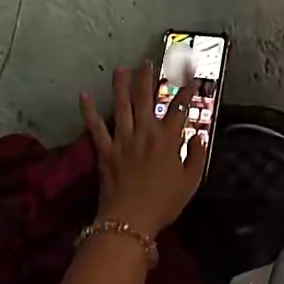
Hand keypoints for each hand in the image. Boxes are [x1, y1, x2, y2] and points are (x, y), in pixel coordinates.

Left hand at [79, 60, 207, 237]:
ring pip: (122, 106)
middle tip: (147, 62)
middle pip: (146, 99)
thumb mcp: (191, 181)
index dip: (186, 92)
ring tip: (121, 69)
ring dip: (121, 86)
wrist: (131, 220)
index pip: (180, 108)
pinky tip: (84, 96)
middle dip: (147, 78)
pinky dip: (90, 111)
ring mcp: (123, 140)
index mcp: (168, 139)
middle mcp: (145, 133)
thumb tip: (199, 136)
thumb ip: (197, 155)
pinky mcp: (105, 151)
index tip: (191, 80)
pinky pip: (96, 128)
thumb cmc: (164, 202)